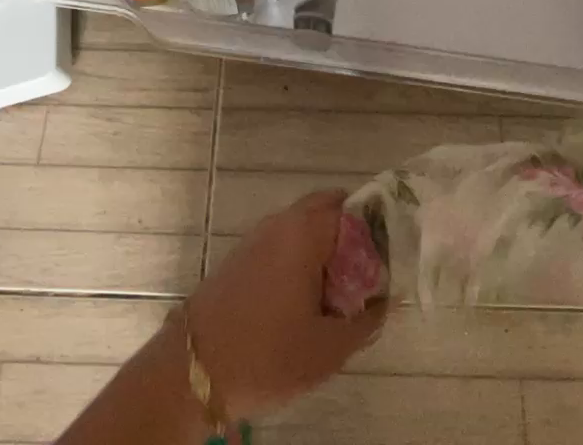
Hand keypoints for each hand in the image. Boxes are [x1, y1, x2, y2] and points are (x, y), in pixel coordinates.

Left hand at [186, 190, 386, 419]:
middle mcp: (281, 222)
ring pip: (305, 228)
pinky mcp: (242, 257)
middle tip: (369, 276)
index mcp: (305, 231)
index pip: (356, 209)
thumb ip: (366, 320)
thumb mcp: (329, 348)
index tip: (391, 265)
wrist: (191, 372)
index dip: (379, 232)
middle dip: (354, 237)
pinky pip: (285, 244)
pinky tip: (309, 300)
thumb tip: (385, 301)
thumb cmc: (266, 356)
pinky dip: (303, 259)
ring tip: (342, 294)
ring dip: (327, 249)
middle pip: (329, 211)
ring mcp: (257, 237)